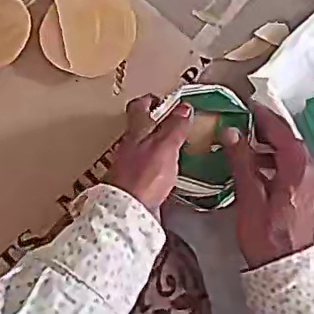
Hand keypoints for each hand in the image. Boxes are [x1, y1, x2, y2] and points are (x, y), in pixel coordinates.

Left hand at [105, 96, 194, 213]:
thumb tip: (184, 107)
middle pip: (141, 129)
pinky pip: (148, 171)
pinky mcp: (136, 187)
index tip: (163, 100)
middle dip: (156, 124)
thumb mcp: (165, 146)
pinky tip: (171, 174)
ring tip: (178, 147)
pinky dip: (159, 168)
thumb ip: (175, 127)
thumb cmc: (144, 176)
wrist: (129, 213)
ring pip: (144, 150)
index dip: (150, 100)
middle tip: (175, 123)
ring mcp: (131, 168)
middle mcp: (129, 148)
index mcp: (135, 133)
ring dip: (159, 147)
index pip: (138, 108)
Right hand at [222, 103, 313, 267]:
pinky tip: (259, 171)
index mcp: (299, 168)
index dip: (263, 116)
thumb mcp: (249, 197)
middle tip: (244, 124)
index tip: (248, 105)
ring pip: (292, 157)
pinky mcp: (311, 197)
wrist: (285, 271)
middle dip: (266, 132)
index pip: (281, 132)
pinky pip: (295, 170)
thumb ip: (242, 162)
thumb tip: (232, 133)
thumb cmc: (266, 237)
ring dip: (271, 149)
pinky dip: (278, 164)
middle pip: (289, 142)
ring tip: (246, 147)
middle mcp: (313, 172)